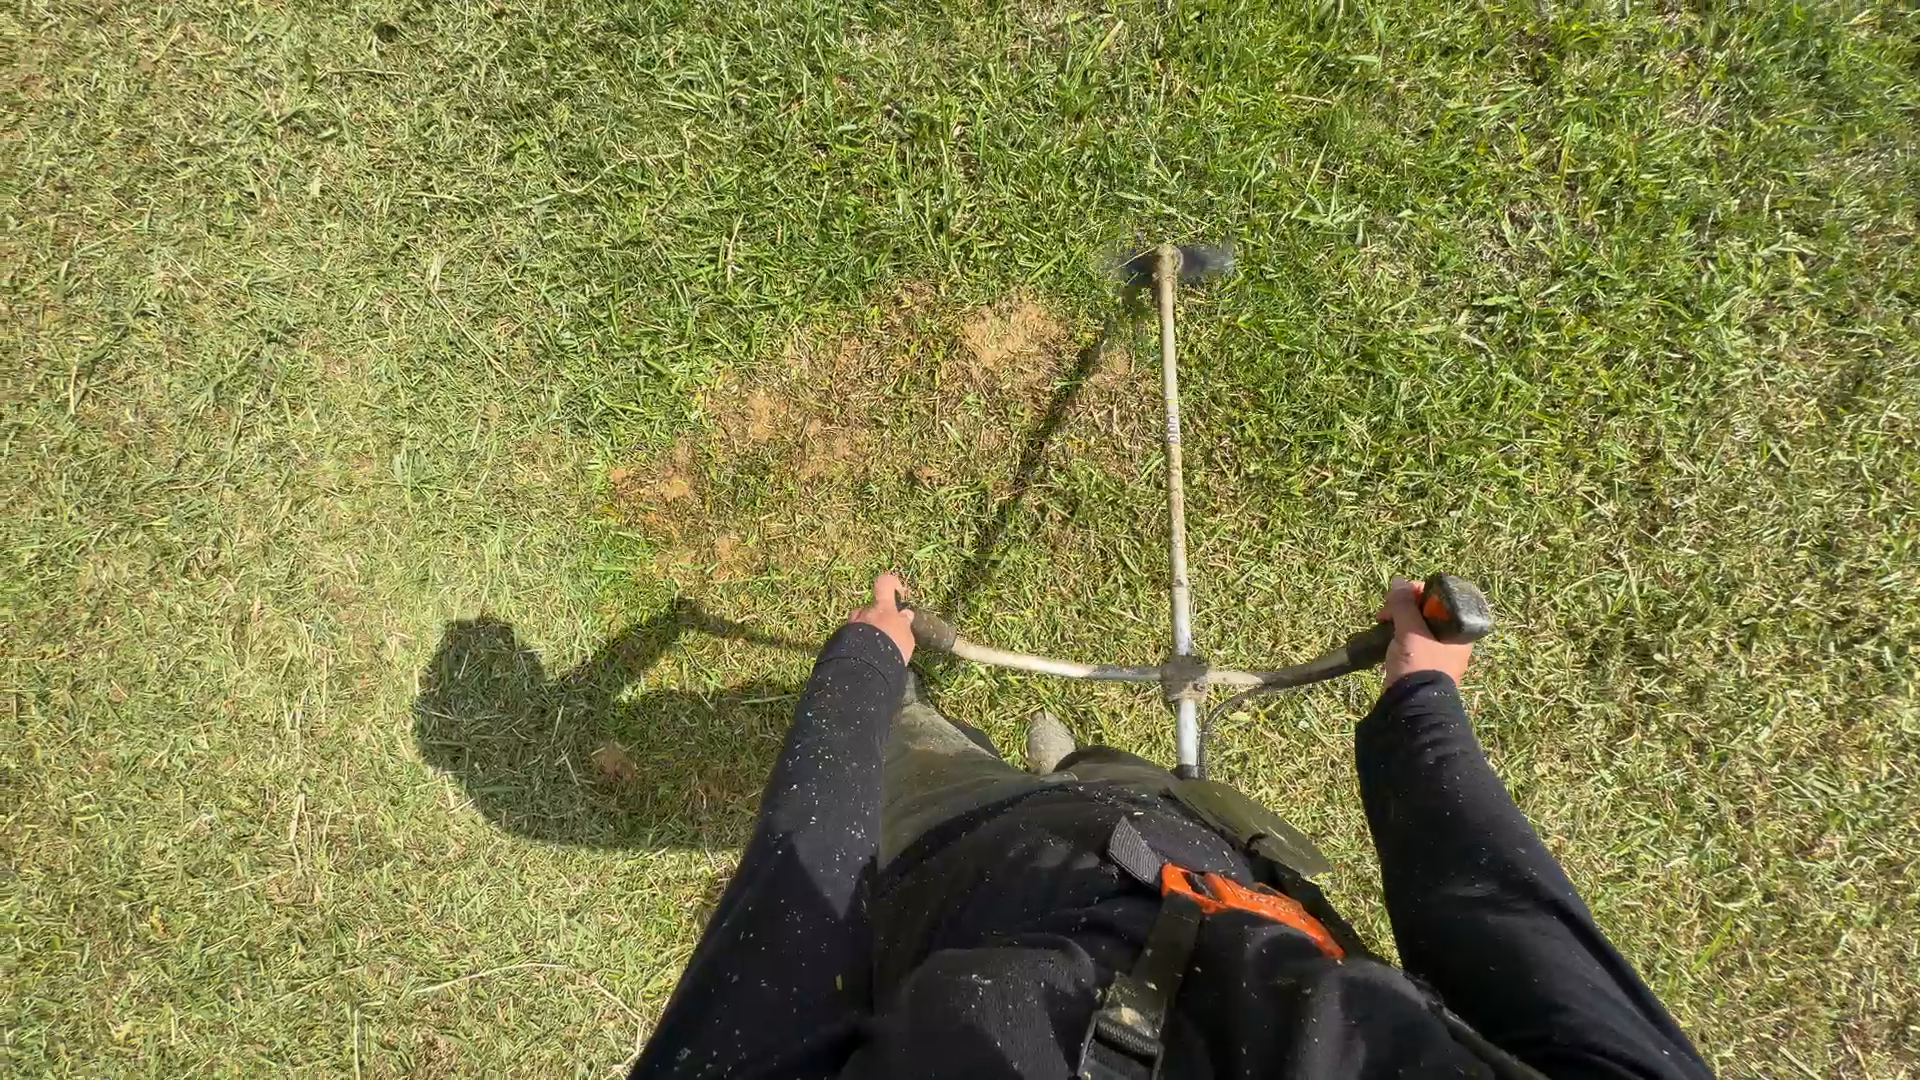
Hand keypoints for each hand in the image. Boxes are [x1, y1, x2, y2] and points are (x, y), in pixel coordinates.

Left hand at [848, 572, 915, 663]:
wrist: (866, 668)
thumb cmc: (891, 649)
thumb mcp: (906, 638)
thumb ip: (904, 624)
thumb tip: (905, 614)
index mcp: (882, 608)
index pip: (884, 583)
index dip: (891, 583)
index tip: (898, 591)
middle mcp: (864, 613)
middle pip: (869, 608)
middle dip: (875, 617)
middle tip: (883, 632)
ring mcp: (849, 626)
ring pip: (857, 623)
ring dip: (864, 631)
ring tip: (873, 648)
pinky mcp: (839, 640)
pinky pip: (850, 637)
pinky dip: (856, 643)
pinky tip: (863, 656)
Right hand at [1378, 577, 1472, 685]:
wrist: (1413, 702)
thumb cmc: (1419, 664)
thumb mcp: (1410, 631)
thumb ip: (1404, 605)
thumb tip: (1398, 582)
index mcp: (1460, 629)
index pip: (1440, 598)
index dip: (1417, 593)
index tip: (1397, 599)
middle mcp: (1453, 636)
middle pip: (1427, 608)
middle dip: (1403, 605)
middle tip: (1385, 613)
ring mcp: (1438, 648)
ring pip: (1417, 621)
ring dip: (1397, 617)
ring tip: (1382, 623)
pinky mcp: (1423, 658)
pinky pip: (1411, 635)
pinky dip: (1398, 631)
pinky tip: (1386, 634)